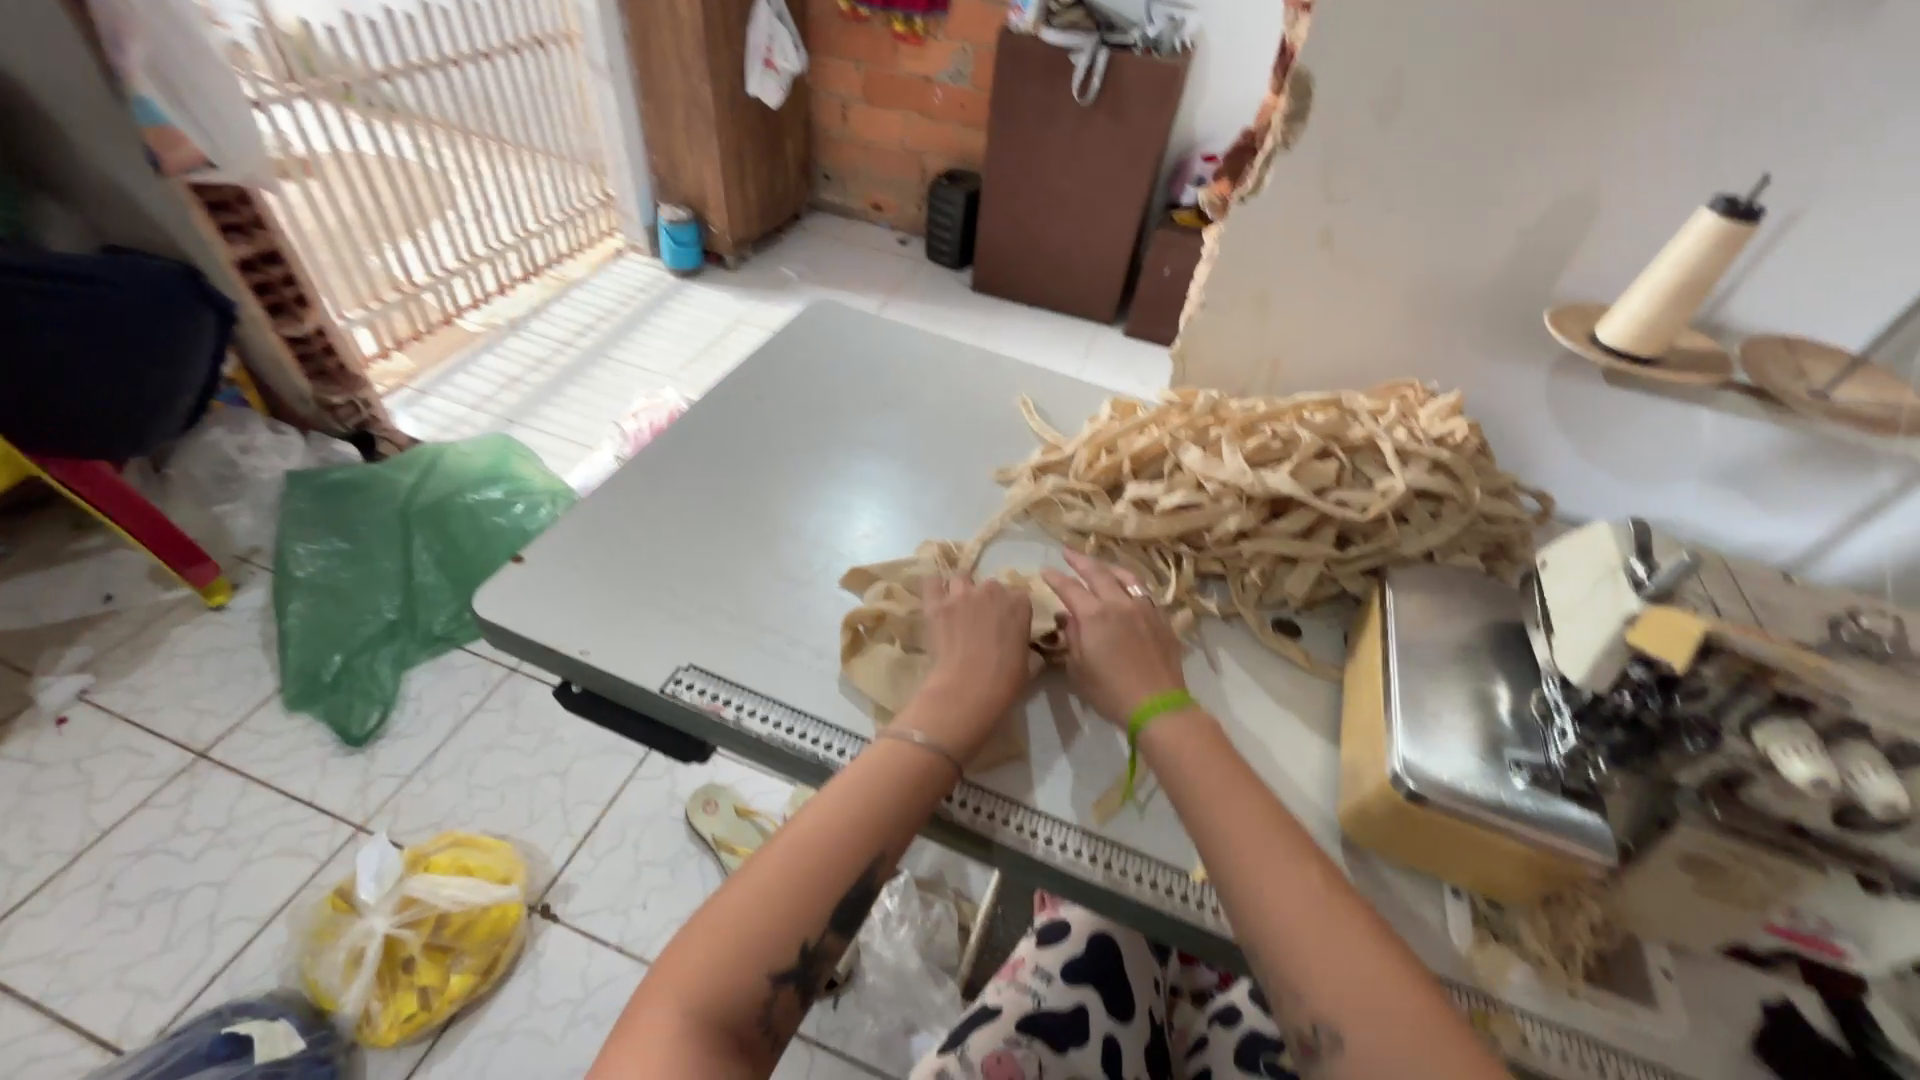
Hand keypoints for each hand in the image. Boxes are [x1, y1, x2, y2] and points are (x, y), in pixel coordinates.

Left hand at [915, 573, 1034, 751]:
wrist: (969, 688)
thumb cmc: (1005, 681)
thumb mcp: (1027, 662)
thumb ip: (1022, 643)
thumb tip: (1020, 646)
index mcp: (1019, 603)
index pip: (1018, 595)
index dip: (1010, 610)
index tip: (1006, 624)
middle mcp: (992, 591)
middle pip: (990, 586)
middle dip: (987, 599)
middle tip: (981, 620)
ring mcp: (963, 595)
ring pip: (961, 578)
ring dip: (961, 590)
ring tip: (957, 607)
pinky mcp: (937, 605)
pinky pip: (932, 583)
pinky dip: (933, 587)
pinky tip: (935, 598)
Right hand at [1042, 551, 1188, 728]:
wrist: (1157, 704)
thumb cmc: (1110, 691)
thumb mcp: (1079, 668)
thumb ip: (1072, 637)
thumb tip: (1068, 618)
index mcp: (1094, 615)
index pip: (1070, 588)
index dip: (1055, 578)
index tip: (1044, 570)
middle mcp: (1119, 603)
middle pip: (1098, 573)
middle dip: (1079, 560)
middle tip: (1067, 552)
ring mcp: (1144, 608)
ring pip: (1125, 576)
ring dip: (1107, 567)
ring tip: (1098, 563)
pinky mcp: (1161, 618)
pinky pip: (1143, 591)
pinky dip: (1129, 583)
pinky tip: (1126, 587)